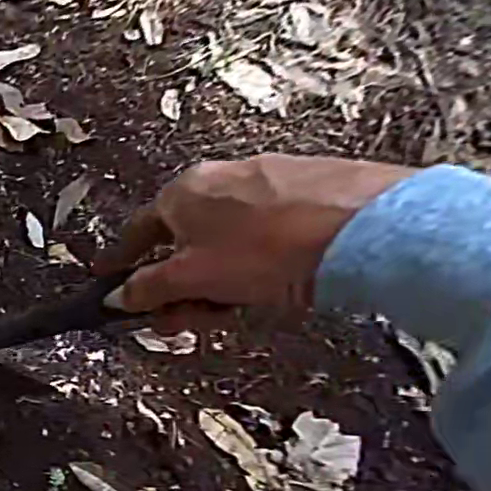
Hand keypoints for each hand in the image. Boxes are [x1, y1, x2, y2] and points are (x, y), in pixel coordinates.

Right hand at [96, 155, 417, 331]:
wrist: (381, 234)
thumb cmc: (268, 252)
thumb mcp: (187, 279)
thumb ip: (143, 290)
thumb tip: (119, 297)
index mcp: (186, 189)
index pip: (136, 231)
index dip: (119, 262)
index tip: (110, 281)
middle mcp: (228, 174)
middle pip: (182, 238)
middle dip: (172, 282)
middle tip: (173, 316)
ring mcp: (279, 178)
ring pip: (224, 238)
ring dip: (211, 278)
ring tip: (220, 310)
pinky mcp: (323, 189)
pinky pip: (266, 231)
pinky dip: (251, 262)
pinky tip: (262, 288)